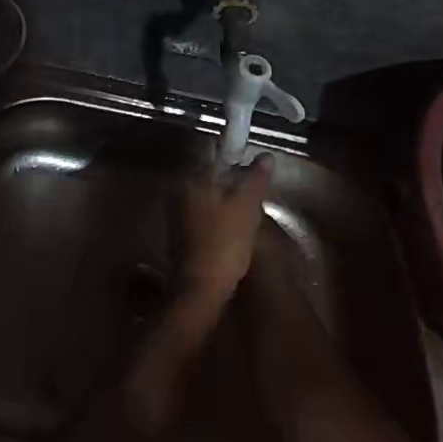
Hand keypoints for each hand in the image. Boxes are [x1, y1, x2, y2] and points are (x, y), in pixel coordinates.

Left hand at [178, 154, 272, 304]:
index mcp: (193, 181)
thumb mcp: (246, 209)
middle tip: (255, 206)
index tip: (256, 181)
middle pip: (212, 181)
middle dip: (234, 189)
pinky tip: (232, 236)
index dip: (240, 168)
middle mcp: (180, 192)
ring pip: (208, 200)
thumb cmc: (225, 243)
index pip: (217, 161)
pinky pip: (203, 217)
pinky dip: (218, 221)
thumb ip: (255, 180)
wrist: (201, 285)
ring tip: (247, 223)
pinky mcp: (179, 232)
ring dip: (227, 206)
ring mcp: (176, 212)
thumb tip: (266, 156)